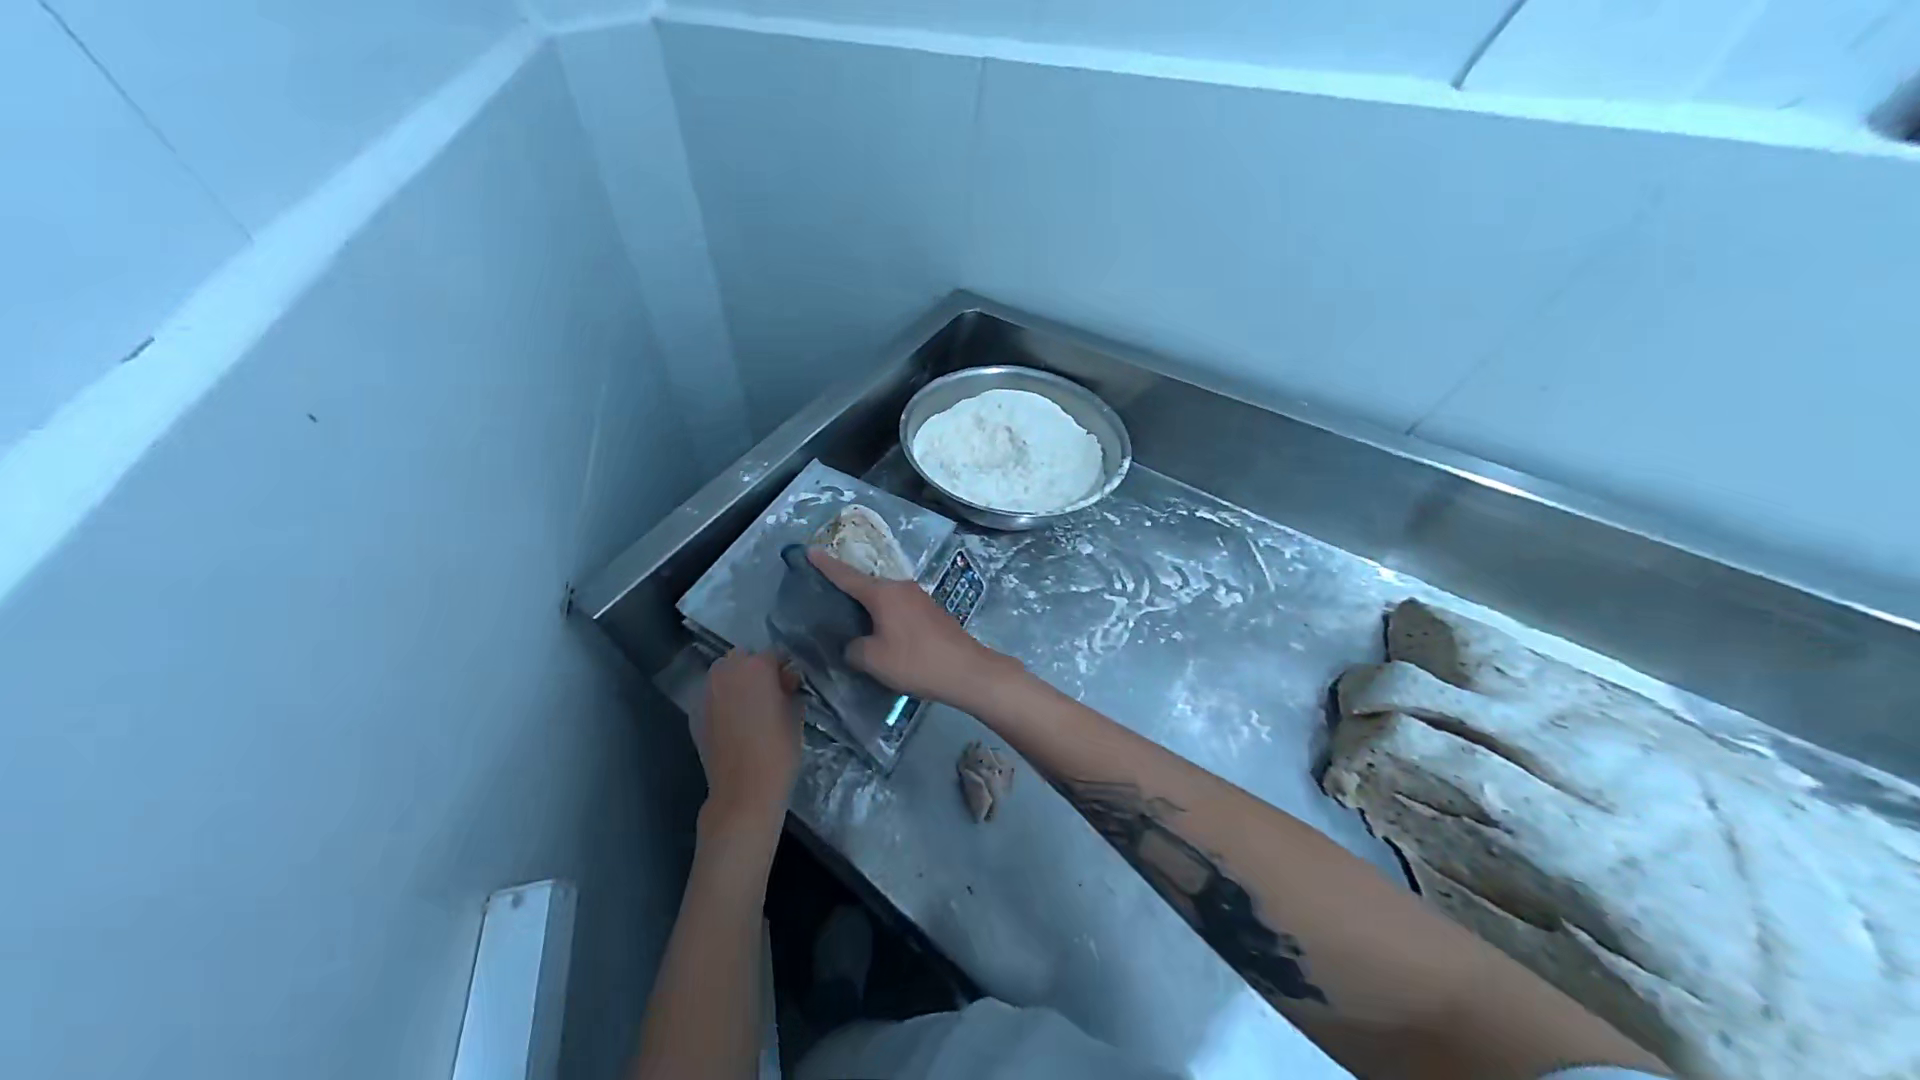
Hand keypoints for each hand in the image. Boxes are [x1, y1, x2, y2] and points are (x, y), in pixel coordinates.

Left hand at [697, 649, 802, 831]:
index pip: (774, 654)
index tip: (791, 684)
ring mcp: (706, 691)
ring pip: (724, 675)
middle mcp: (726, 672)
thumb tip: (785, 680)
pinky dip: (722, 701)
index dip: (784, 668)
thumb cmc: (779, 750)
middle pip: (743, 658)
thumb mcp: (796, 713)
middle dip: (756, 670)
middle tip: (770, 694)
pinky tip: (733, 722)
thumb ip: (789, 688)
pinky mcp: (694, 712)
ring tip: (750, 707)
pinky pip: (712, 695)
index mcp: (756, 667)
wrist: (743, 790)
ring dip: (737, 683)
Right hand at [807, 548, 1021, 710]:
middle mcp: (901, 588)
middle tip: (827, 596)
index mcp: (883, 594)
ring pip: (885, 599)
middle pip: (867, 586)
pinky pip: (899, 609)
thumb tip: (856, 644)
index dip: (826, 565)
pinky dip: (886, 616)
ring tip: (853, 621)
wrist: (966, 670)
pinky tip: (882, 634)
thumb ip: (855, 648)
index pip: (847, 576)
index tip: (810, 551)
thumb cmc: (915, 661)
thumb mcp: (873, 660)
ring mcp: (919, 598)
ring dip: (869, 607)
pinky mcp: (932, 613)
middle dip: (848, 590)